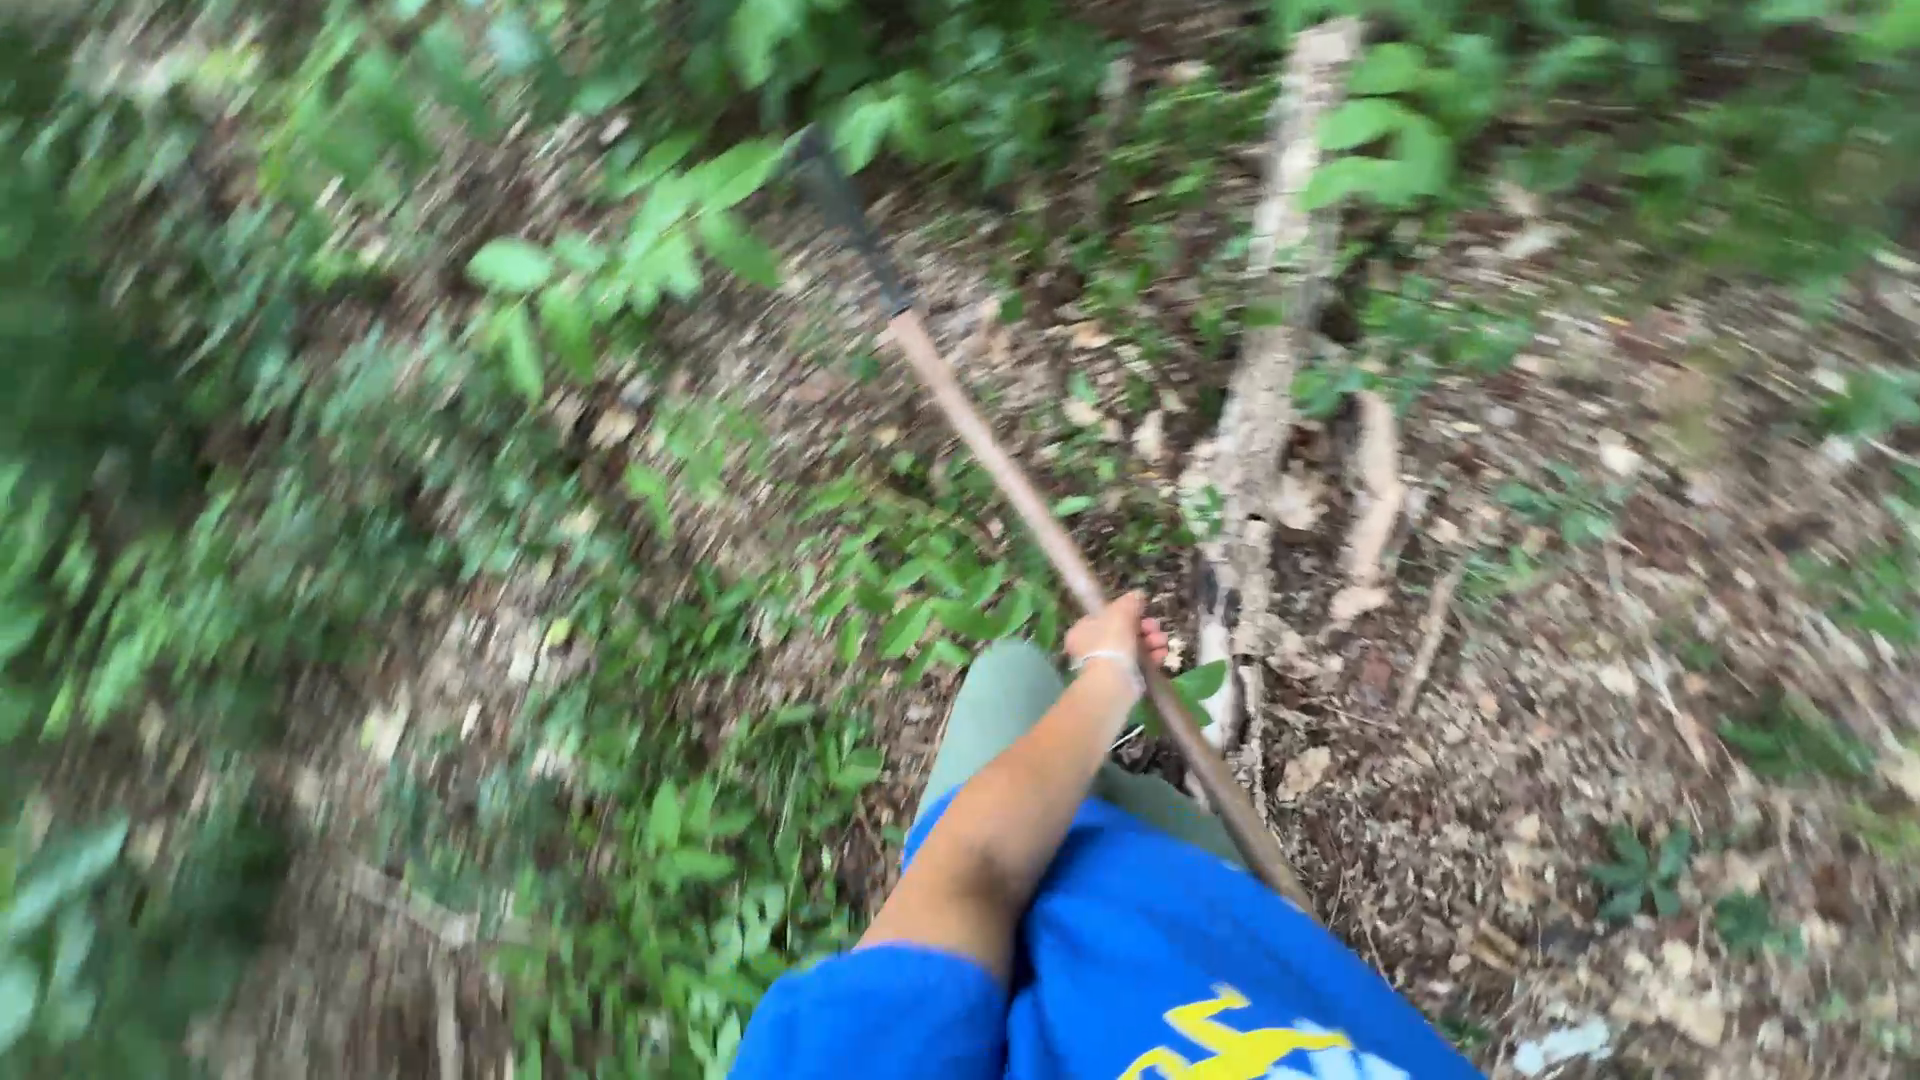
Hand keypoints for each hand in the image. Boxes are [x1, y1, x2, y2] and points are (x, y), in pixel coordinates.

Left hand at [1064, 591, 1168, 669]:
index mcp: (1082, 629)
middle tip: (1156, 627)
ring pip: (1133, 647)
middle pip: (1123, 631)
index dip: (1125, 612)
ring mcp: (1107, 664)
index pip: (1105, 616)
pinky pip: (1139, 663)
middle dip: (1144, 627)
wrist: (1114, 680)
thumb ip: (1130, 601)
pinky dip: (1152, 657)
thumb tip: (1138, 594)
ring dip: (1151, 641)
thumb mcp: (1120, 612)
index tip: (1142, 610)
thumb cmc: (1111, 640)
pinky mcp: (1122, 678)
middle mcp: (1091, 647)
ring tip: (1163, 641)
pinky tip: (1163, 653)